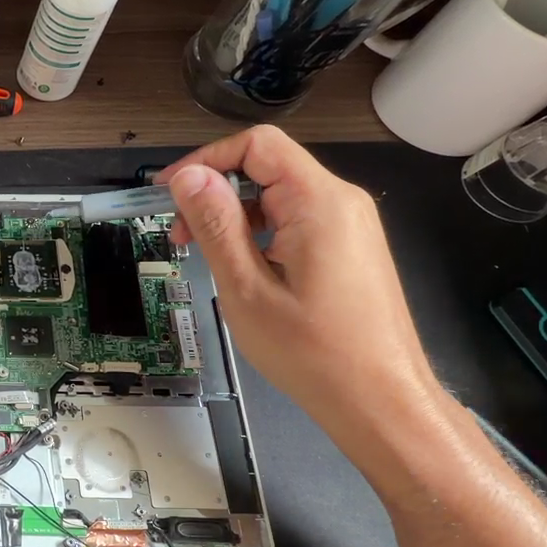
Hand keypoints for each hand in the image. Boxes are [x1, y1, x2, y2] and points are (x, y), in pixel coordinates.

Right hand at [156, 126, 443, 434]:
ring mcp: (349, 225)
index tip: (167, 193)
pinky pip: (293, 220)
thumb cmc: (311, 351)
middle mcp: (341, 202)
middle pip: (266, 167)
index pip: (257, 146)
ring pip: (277, 195)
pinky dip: (257, 233)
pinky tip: (239, 269)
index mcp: (319, 203)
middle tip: (178, 236)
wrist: (379, 400)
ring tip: (204, 257)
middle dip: (214, 192)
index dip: (205, 160)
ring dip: (232, 215)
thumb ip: (216, 225)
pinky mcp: (348, 248)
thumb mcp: (246, 288)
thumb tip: (188, 177)